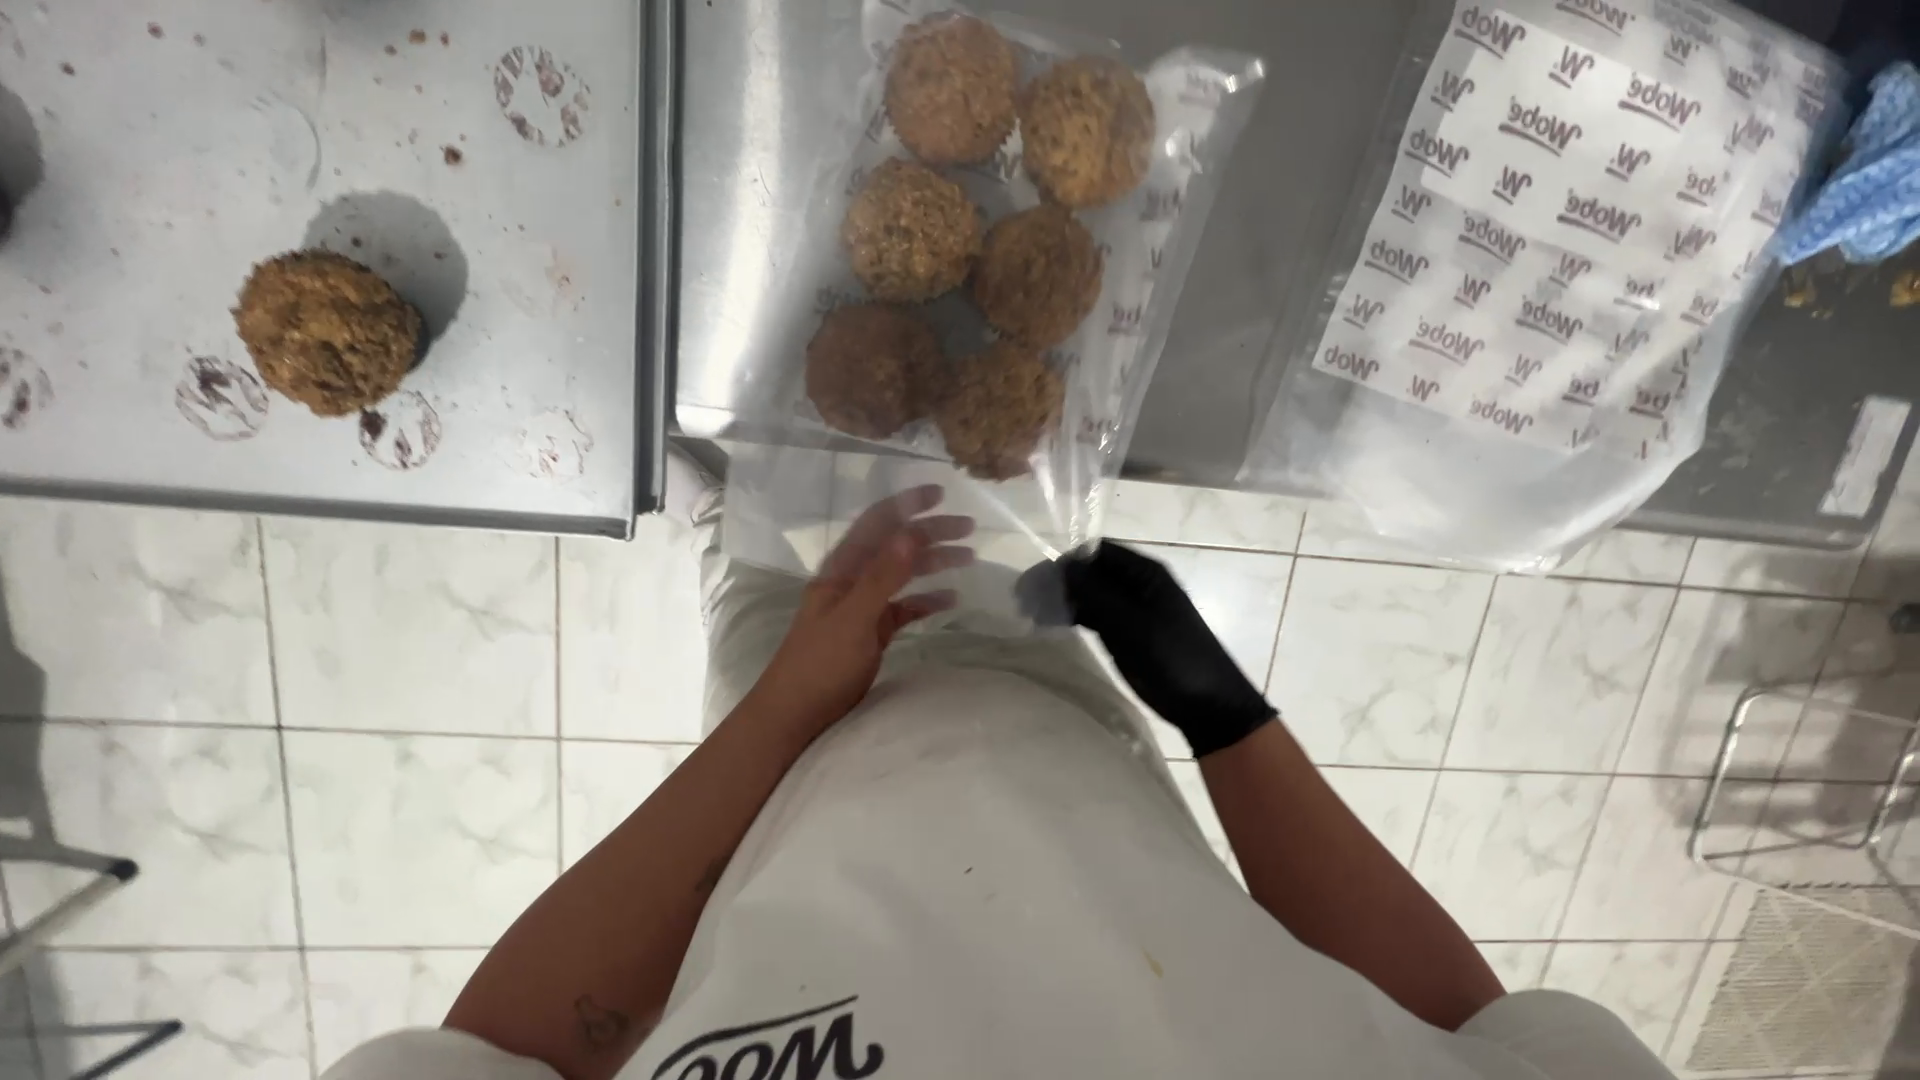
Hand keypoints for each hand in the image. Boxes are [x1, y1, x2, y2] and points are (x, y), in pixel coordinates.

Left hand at [747, 484, 973, 735]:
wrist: (794, 717)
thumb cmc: (818, 666)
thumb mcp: (853, 619)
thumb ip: (883, 577)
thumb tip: (912, 532)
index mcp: (841, 570)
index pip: (876, 523)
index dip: (906, 504)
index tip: (941, 493)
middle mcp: (852, 582)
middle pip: (895, 546)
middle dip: (930, 532)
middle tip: (969, 529)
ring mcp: (862, 608)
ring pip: (903, 575)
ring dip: (933, 563)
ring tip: (969, 558)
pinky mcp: (872, 634)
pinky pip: (904, 608)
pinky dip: (927, 600)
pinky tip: (951, 599)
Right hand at [1037, 541, 1273, 756]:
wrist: (1208, 704)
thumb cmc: (1175, 658)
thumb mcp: (1133, 626)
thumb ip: (1097, 596)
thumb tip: (1063, 567)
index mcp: (1145, 573)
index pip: (1097, 551)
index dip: (1067, 561)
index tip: (1038, 580)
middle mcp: (1136, 585)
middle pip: (1091, 571)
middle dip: (1060, 581)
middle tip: (1026, 598)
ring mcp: (1131, 610)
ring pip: (1090, 594)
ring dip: (1063, 599)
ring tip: (1031, 612)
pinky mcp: (1126, 633)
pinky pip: (1095, 615)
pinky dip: (1074, 616)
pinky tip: (1051, 624)